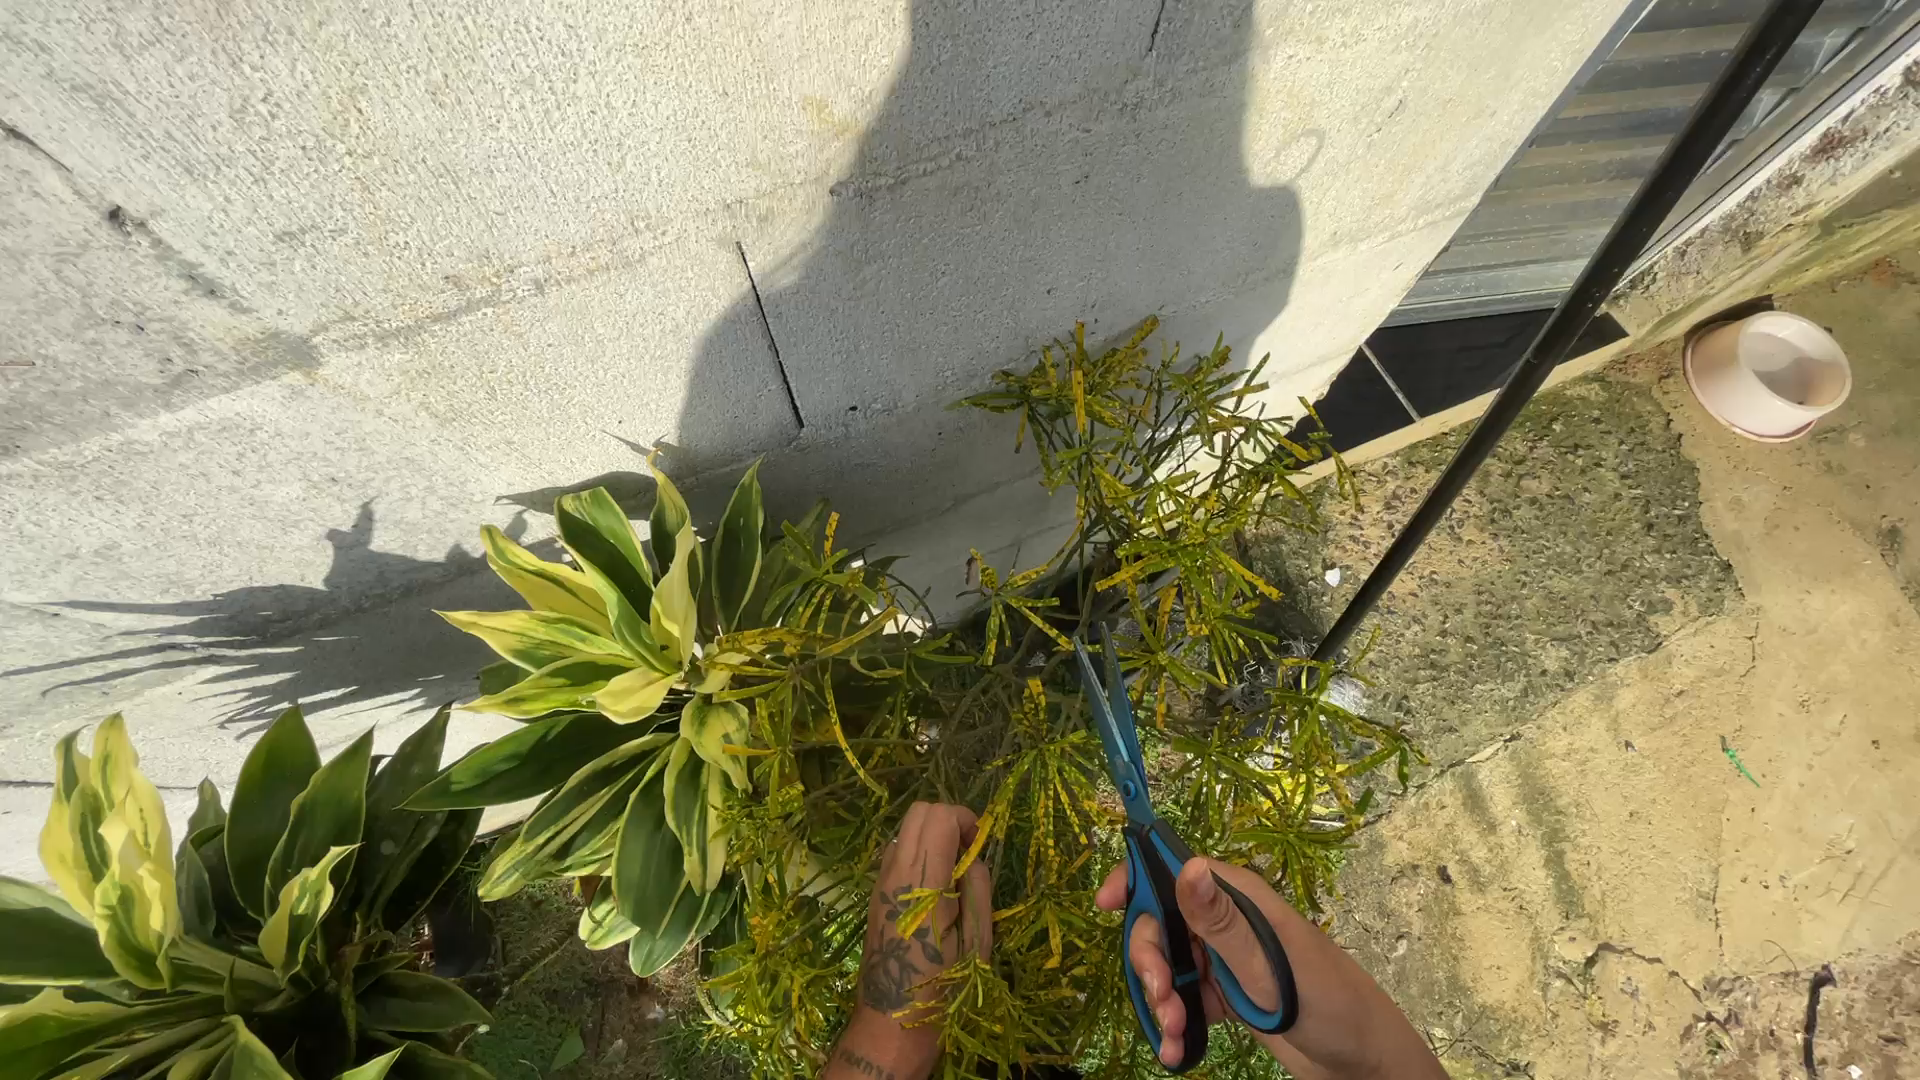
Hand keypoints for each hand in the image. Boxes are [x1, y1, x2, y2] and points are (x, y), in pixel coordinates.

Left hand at [826, 802, 992, 1079]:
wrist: (891, 1023)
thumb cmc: (943, 988)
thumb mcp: (978, 942)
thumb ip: (978, 889)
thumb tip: (972, 859)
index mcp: (923, 882)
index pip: (939, 816)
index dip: (966, 819)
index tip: (980, 845)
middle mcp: (895, 871)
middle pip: (920, 811)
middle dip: (949, 819)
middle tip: (968, 850)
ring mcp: (880, 879)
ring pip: (906, 827)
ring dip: (932, 833)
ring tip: (952, 870)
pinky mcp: (875, 891)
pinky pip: (898, 849)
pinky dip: (919, 849)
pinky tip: (933, 885)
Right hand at [1097, 857, 1444, 1079]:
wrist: (1363, 1065)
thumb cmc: (1322, 1000)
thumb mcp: (1265, 963)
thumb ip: (1220, 918)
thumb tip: (1186, 864)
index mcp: (1233, 894)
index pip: (1170, 868)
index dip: (1134, 880)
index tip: (1106, 905)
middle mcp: (1222, 917)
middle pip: (1160, 922)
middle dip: (1149, 959)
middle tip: (1158, 996)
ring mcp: (1222, 955)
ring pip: (1168, 962)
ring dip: (1159, 995)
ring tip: (1171, 1031)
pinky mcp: (1225, 991)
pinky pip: (1184, 996)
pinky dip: (1174, 1020)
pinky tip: (1175, 1048)